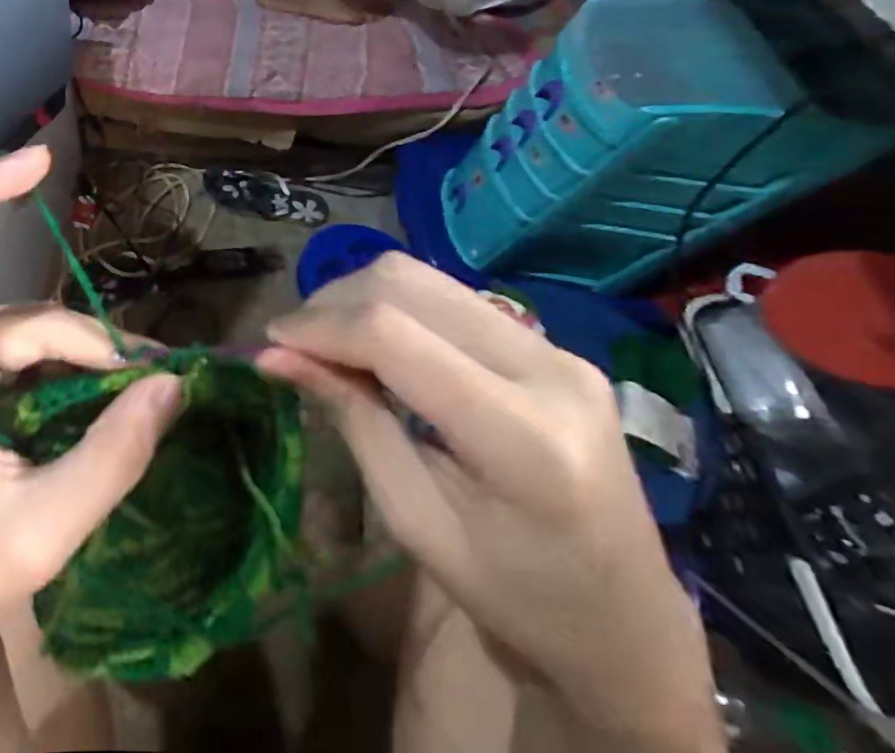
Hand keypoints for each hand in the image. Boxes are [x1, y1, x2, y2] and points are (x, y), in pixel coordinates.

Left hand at [0, 147, 181, 668]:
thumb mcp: (41, 530)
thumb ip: (111, 457)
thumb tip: (175, 384)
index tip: (38, 161)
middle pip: (20, 317)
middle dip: (92, 342)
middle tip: (159, 380)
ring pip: (39, 338)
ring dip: (96, 358)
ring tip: (151, 390)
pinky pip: (41, 362)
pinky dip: (85, 372)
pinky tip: (123, 394)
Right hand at [258, 254, 719, 747]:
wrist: (625, 614)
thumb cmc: (517, 598)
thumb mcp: (420, 525)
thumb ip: (356, 425)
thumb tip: (280, 358)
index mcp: (523, 437)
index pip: (397, 336)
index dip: (320, 327)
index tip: (269, 343)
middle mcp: (550, 368)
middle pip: (413, 285)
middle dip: (336, 300)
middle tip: (293, 343)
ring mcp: (560, 348)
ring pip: (434, 279)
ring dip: (366, 297)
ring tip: (328, 342)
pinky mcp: (556, 344)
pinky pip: (458, 301)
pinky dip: (403, 309)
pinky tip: (379, 345)